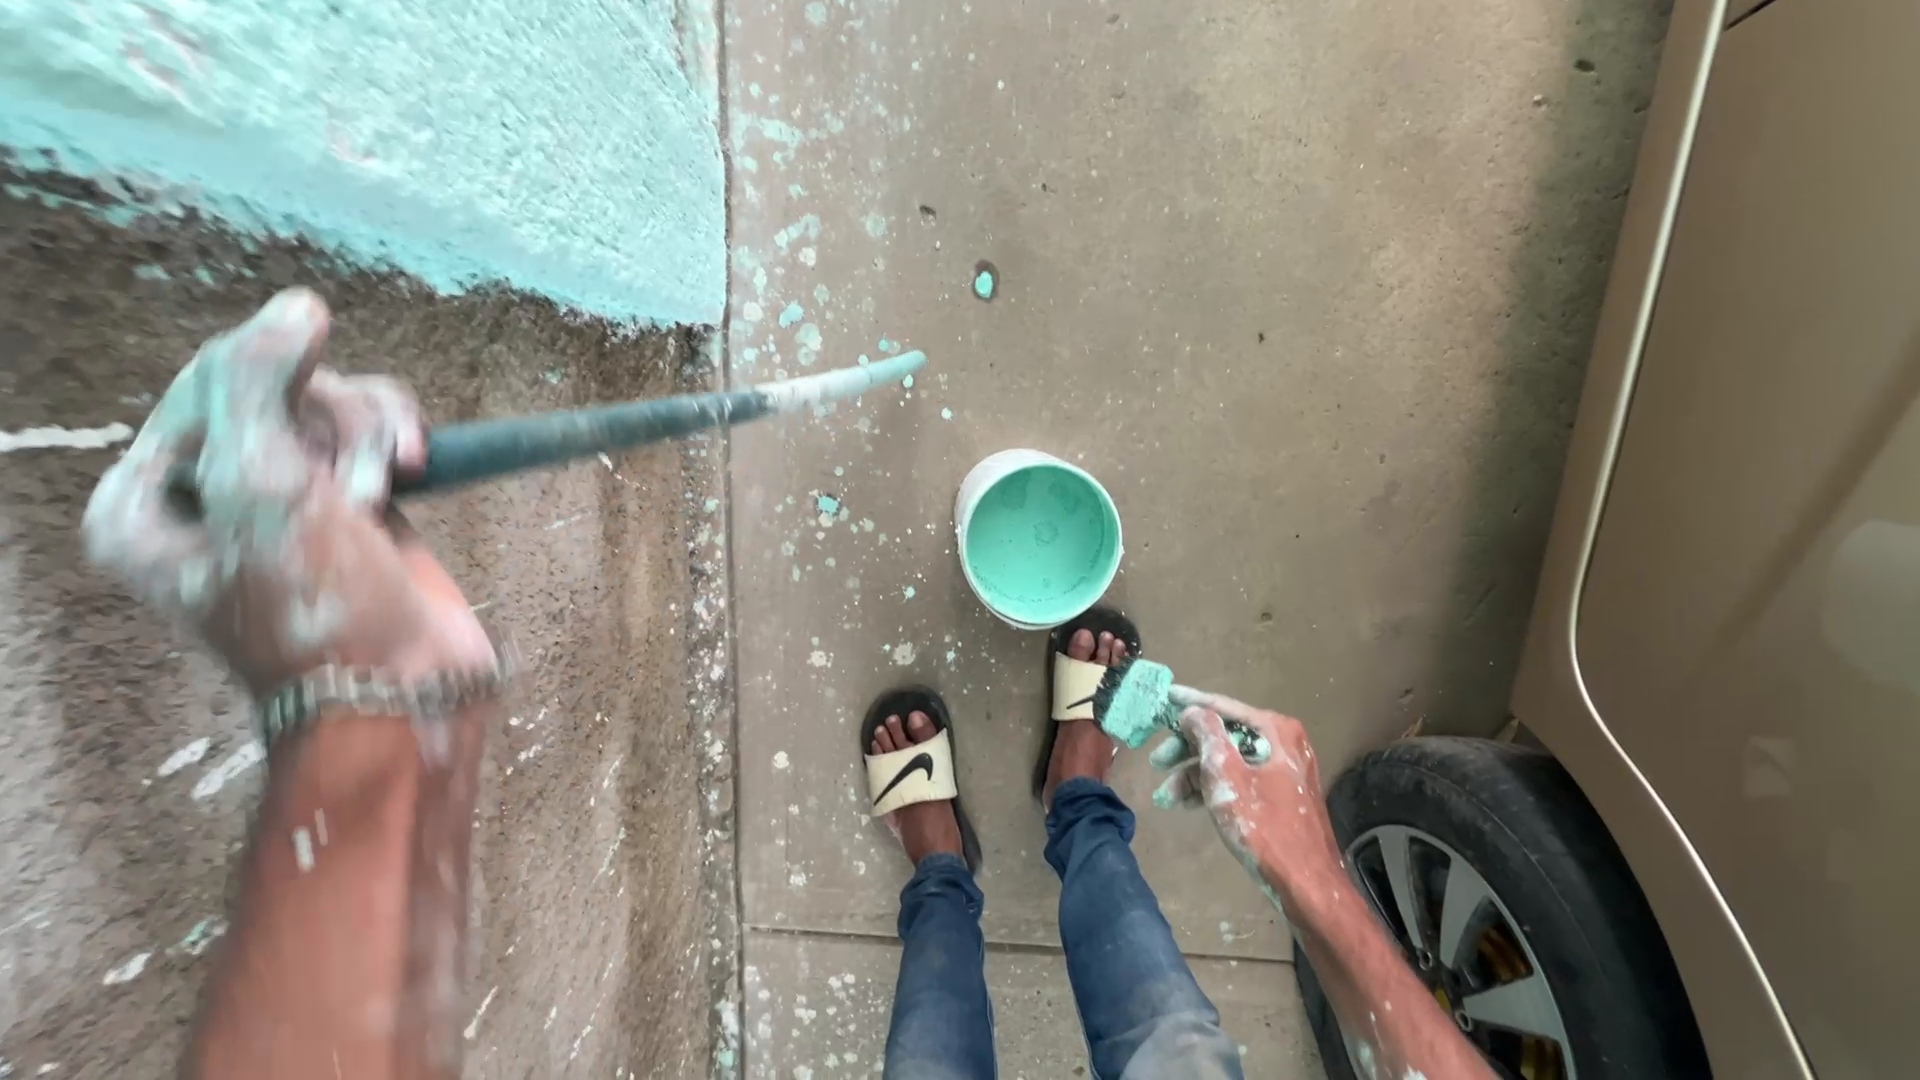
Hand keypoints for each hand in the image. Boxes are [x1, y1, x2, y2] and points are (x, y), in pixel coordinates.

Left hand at [83, 288, 491, 696]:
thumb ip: (261, 384)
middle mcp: (221, 489)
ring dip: (375, 435)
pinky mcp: (366, 508)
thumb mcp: (263, 486)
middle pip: (288, 392)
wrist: (404, 685)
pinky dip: (400, 442)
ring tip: (393, 490)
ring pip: (343, 409)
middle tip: (360, 491)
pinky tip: (415, 471)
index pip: (212, 382)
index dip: (279, 385)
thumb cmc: (317, 603)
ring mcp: (301, 498)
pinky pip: (380, 437)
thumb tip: (302, 303)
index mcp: (155, 494)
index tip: (326, 438)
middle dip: (337, 427)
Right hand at [1150, 695, 1346, 911]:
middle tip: (1157, 762)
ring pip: (1227, 760)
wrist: (1306, 885)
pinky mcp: (1279, 794)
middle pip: (1222, 735)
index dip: (1188, 703)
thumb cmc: (1263, 826)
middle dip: (1186, 749)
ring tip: (1167, 796)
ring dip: (1193, 774)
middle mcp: (1281, 742)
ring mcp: (1282, 769)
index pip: (1222, 706)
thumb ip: (1206, 734)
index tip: (1162, 697)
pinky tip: (1188, 803)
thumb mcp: (1226, 775)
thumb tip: (1192, 711)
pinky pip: (1238, 779)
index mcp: (1274, 730)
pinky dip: (1212, 788)